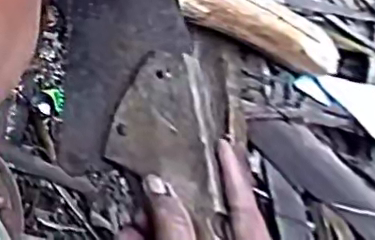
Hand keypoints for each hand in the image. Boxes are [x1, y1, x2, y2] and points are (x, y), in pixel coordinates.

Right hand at [118, 141, 271, 239]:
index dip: (232, 171)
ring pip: (180, 228)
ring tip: (129, 230)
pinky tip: (131, 237)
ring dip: (148, 222)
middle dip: (161, 203)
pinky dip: (148, 236)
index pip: (244, 204)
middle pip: (199, 214)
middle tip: (139, 203)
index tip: (224, 144)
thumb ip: (174, 221)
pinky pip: (171, 239)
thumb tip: (158, 185)